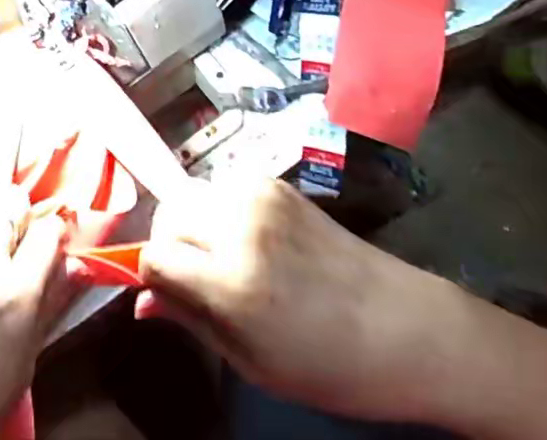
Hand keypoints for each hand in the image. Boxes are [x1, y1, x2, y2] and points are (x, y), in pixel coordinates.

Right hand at [135, 178, 472, 423]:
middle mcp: (238, 223)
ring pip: (193, 194)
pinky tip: (248, 239)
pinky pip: (224, 187)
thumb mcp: (251, 360)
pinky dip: (220, 209)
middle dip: (169, 242)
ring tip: (222, 258)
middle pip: (169, 212)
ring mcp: (259, 195)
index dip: (150, 274)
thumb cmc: (327, 363)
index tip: (163, 291)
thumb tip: (140, 301)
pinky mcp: (276, 182)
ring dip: (194, 223)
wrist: (405, 326)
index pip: (155, 254)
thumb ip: (190, 319)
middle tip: (192, 276)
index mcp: (231, 279)